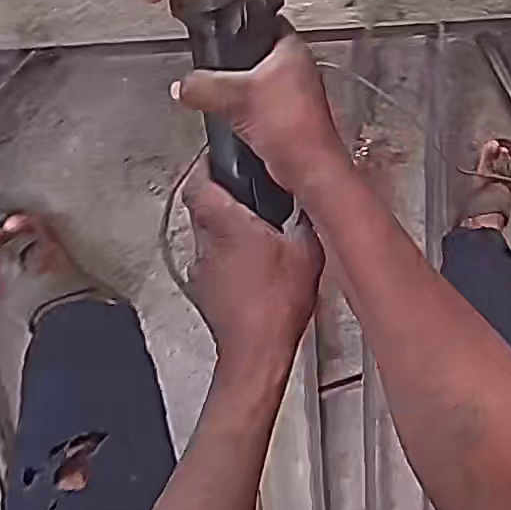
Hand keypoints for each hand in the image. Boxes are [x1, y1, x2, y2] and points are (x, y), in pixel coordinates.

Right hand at [173, 26, 347, 193]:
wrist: (306, 166)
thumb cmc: (292, 126)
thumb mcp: (235, 96)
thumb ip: (203, 86)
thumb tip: (184, 86)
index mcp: (293, 50)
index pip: (269, 21)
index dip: (247, 20)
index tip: (228, 24)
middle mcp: (298, 69)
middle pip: (259, 53)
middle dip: (236, 62)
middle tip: (217, 65)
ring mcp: (294, 93)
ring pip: (258, 81)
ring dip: (240, 89)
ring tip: (224, 94)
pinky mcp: (287, 116)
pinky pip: (259, 105)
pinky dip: (246, 109)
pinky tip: (236, 117)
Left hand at [182, 161, 324, 373]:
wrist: (256, 352)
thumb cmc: (277, 304)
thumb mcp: (308, 252)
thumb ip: (307, 220)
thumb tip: (313, 203)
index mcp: (227, 226)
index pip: (197, 183)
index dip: (204, 165)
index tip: (216, 157)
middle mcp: (207, 244)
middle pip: (200, 206)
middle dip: (220, 193)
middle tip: (243, 188)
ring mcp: (202, 269)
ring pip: (206, 234)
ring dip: (224, 226)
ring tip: (254, 227)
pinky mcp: (205, 289)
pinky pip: (212, 259)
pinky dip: (227, 254)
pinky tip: (252, 263)